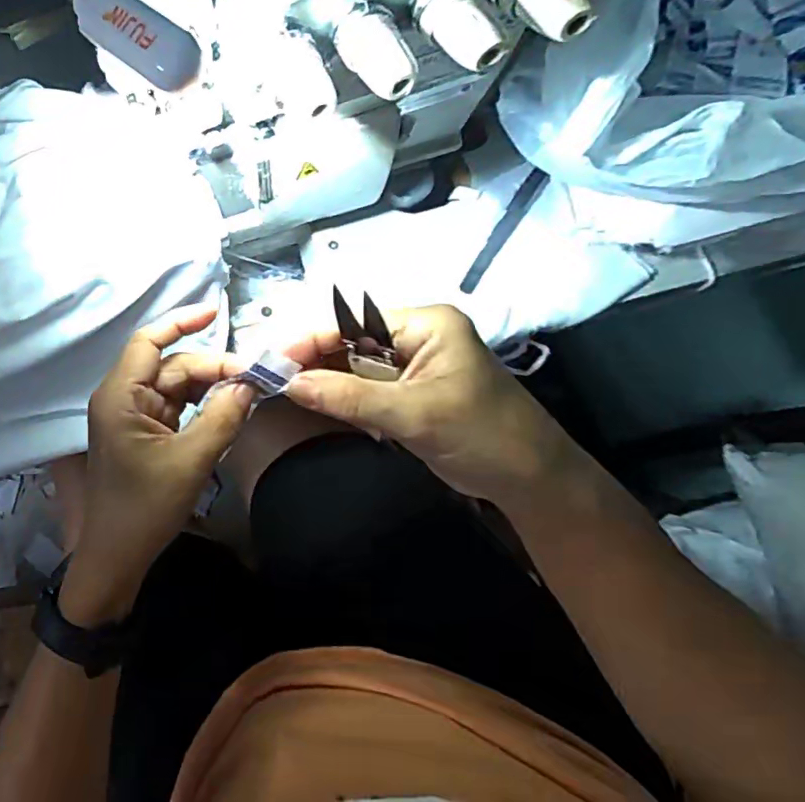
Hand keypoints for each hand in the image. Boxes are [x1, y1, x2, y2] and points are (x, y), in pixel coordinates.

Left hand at [64, 304, 255, 623]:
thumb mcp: (191, 461)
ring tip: (248, 394)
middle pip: (172, 365)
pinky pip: (177, 407)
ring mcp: (133, 417)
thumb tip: (250, 383)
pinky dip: (202, 406)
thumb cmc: (144, 509)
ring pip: (177, 385)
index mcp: (121, 396)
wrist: (115, 559)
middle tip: (254, 381)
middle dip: (212, 367)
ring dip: (210, 387)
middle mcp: (123, 398)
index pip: (148, 341)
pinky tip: (229, 409)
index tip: (217, 310)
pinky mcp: (144, 434)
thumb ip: (223, 417)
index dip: (181, 321)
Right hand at [277, 305, 579, 502]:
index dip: (311, 338)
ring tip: (282, 388)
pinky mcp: (408, 390)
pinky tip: (315, 401)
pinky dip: (341, 396)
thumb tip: (290, 384)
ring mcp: (411, 363)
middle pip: (349, 339)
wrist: (532, 482)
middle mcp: (415, 335)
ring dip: (324, 379)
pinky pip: (364, 386)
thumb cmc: (483, 436)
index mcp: (425, 324)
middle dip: (313, 359)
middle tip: (271, 376)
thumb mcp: (414, 415)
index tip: (273, 359)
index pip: (354, 321)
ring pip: (352, 364)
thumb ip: (349, 397)